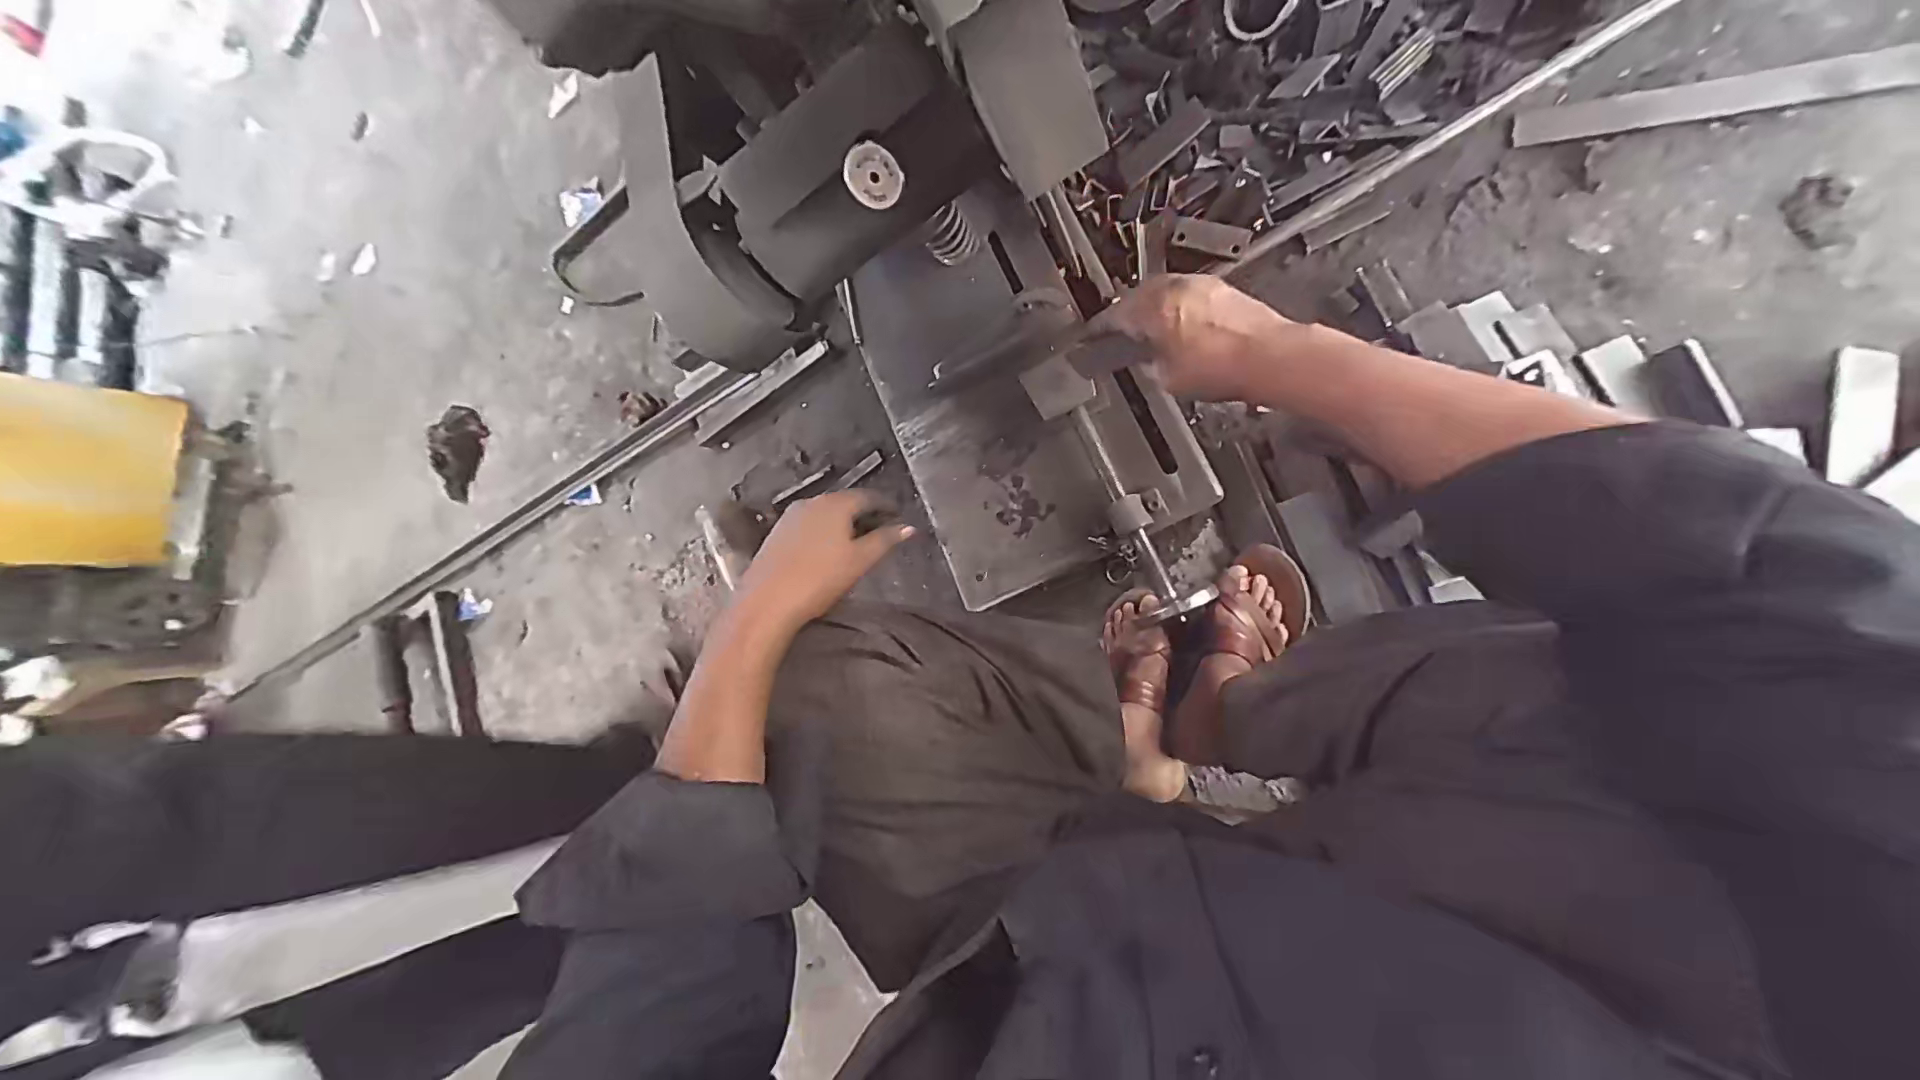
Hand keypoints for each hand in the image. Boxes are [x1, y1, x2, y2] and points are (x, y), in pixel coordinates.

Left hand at [734, 490, 914, 633]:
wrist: (767, 602)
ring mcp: (790, 517)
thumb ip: (885, 540)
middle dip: (864, 513)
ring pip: (825, 513)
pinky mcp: (777, 534)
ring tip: (858, 540)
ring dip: (843, 522)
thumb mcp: (860, 560)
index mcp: (834, 504)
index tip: (897, 515)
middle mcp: (811, 503)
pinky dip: (825, 531)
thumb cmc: (818, 579)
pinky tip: (828, 550)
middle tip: (882, 528)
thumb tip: (908, 527)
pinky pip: (809, 525)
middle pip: (845, 502)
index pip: (868, 496)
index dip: (885, 505)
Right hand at [1094, 274, 1299, 401]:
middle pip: (1137, 297)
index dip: (1098, 330)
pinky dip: (1177, 309)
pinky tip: (1182, 327)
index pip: (1112, 316)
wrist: (1270, 357)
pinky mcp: (1224, 290)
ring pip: (1164, 292)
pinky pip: (1188, 295)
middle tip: (1119, 332)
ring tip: (1150, 331)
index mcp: (1152, 307)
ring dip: (1153, 309)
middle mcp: (1174, 288)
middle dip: (1126, 314)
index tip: (1091, 338)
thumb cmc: (1221, 366)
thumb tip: (1148, 361)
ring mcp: (1201, 285)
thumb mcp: (1168, 378)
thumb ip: (1150, 364)